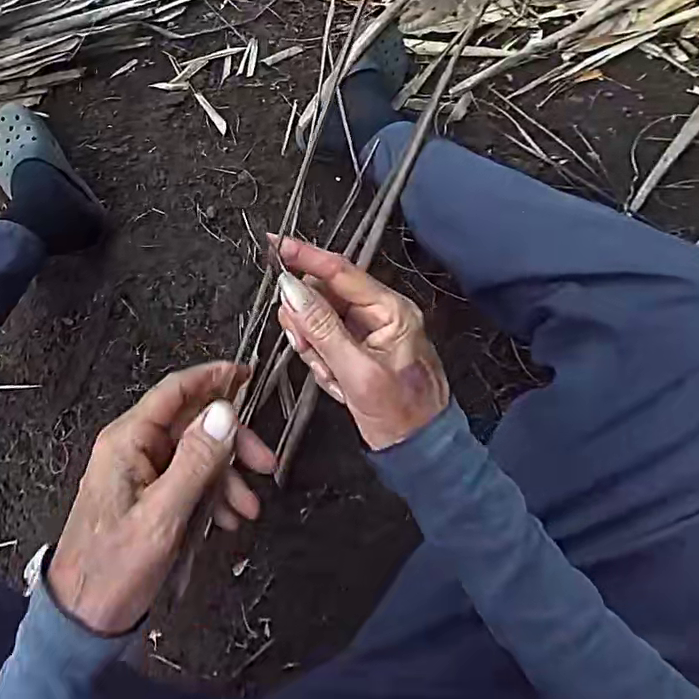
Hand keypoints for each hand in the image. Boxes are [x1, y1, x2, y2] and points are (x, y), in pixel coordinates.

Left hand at [47, 362, 277, 634]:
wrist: (82, 619)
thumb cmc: (112, 568)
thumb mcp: (162, 514)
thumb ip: (195, 461)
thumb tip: (222, 413)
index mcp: (128, 440)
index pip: (175, 391)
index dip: (211, 378)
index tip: (243, 374)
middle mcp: (132, 447)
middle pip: (191, 424)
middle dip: (231, 442)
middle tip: (263, 462)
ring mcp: (139, 470)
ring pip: (193, 453)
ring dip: (225, 475)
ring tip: (246, 506)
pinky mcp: (145, 494)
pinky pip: (185, 478)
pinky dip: (210, 493)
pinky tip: (225, 518)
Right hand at [272, 235, 449, 449]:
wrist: (421, 455)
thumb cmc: (404, 417)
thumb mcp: (358, 372)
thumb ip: (322, 328)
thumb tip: (292, 290)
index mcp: (391, 310)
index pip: (340, 271)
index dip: (305, 256)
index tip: (277, 244)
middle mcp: (380, 314)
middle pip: (322, 295)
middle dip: (307, 322)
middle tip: (305, 346)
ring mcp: (367, 330)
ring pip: (317, 319)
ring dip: (313, 347)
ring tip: (330, 374)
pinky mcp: (357, 347)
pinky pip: (322, 339)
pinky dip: (319, 359)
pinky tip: (334, 379)